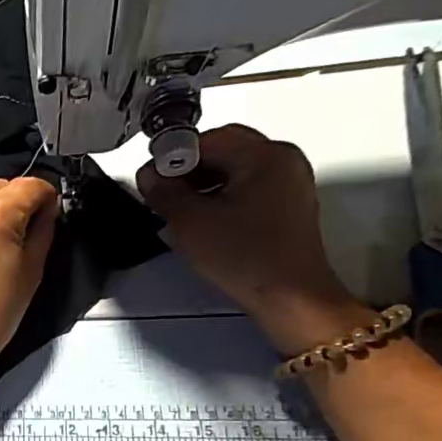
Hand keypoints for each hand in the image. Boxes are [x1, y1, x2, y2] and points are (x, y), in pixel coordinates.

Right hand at [137, 124, 370, 352]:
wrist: (292, 300)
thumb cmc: (248, 260)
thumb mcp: (192, 223)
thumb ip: (164, 192)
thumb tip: (149, 176)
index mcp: (265, 156)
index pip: (207, 140)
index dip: (172, 157)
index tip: (151, 178)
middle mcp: (284, 162)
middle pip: (225, 150)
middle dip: (189, 169)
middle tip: (163, 191)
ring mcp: (290, 185)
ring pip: (236, 170)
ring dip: (204, 183)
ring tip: (180, 209)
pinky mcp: (289, 208)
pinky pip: (249, 189)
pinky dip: (223, 197)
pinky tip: (205, 221)